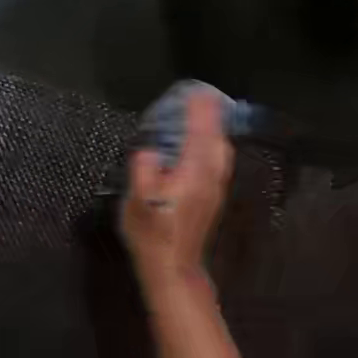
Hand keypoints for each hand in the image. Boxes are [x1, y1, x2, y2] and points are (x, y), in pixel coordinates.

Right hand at [120, 89, 233, 280]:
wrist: (172, 266)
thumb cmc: (152, 232)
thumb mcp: (137, 199)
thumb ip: (144, 167)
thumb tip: (150, 150)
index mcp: (193, 172)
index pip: (201, 131)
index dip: (199, 110)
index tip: (196, 91)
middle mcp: (210, 176)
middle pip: (217, 138)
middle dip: (209, 116)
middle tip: (195, 99)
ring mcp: (214, 188)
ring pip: (219, 150)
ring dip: (211, 130)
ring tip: (197, 116)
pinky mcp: (211, 197)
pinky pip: (215, 160)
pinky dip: (209, 144)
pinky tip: (197, 145)